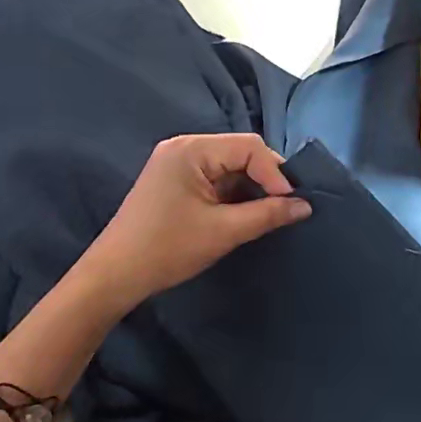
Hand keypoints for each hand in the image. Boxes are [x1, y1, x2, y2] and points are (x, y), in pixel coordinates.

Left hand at [78, 134, 311, 310]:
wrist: (115, 274)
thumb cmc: (167, 249)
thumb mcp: (223, 231)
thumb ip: (267, 214)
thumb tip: (305, 205)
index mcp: (191, 149)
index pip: (249, 147)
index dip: (275, 173)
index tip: (292, 204)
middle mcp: (183, 147)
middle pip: (239, 152)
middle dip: (264, 179)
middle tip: (285, 207)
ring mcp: (175, 163)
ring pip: (228, 167)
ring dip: (249, 188)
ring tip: (268, 213)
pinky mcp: (173, 181)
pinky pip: (212, 178)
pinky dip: (231, 194)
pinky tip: (243, 214)